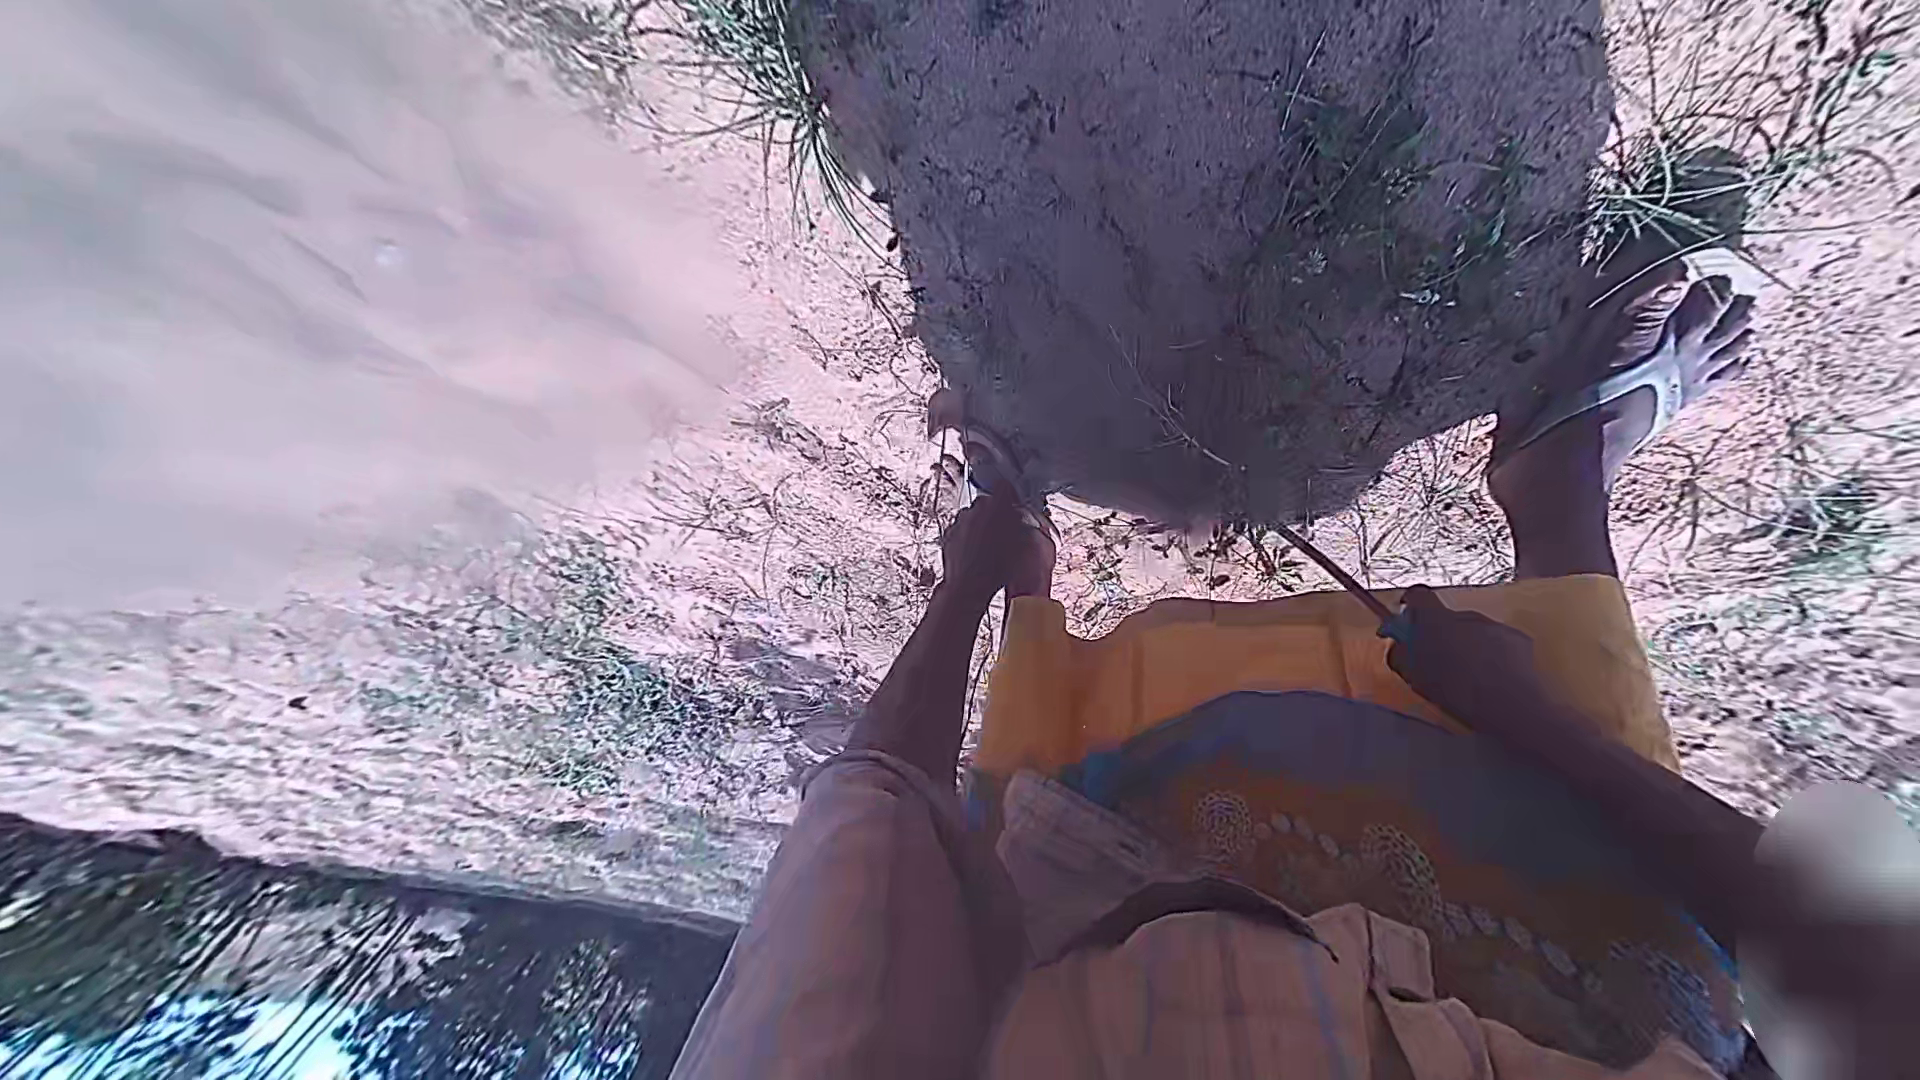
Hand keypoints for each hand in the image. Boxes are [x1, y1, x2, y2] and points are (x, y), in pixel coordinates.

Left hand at [939, 491, 1055, 604]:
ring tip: (989, 542)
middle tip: (1003, 526)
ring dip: (980, 523)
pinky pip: (961, 529)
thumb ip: (1021, 525)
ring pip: (972, 516)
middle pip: (987, 502)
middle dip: (994, 511)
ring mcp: (960, 522)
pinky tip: (975, 550)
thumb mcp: (1022, 545)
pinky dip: (967, 535)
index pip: (1003, 487)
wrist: (969, 585)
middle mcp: (976, 510)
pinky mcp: (950, 535)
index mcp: (996, 508)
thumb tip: (1021, 521)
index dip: (1009, 494)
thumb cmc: (996, 568)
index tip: (1012, 501)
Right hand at [1386, 585, 1546, 727]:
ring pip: (1472, 629)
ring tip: (1468, 670)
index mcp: (1434, 619)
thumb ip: (1400, 652)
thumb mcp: (1412, 674)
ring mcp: (1495, 626)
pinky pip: (1496, 640)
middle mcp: (1465, 615)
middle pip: (1446, 616)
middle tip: (1437, 657)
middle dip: (1440, 631)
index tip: (1406, 621)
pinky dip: (1491, 652)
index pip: (1417, 594)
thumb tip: (1399, 644)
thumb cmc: (1452, 689)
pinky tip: (1492, 674)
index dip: (1410, 604)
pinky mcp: (1520, 639)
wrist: (1511, 706)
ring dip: (1466, 642)